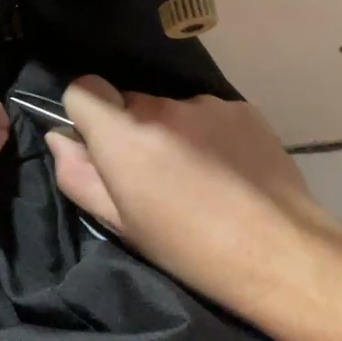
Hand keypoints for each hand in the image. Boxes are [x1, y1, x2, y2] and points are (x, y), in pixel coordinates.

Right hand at [44, 75, 341, 310]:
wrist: (280, 252)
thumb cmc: (187, 249)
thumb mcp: (118, 224)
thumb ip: (78, 175)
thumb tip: (60, 139)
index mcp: (124, 137)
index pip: (82, 88)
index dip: (82, 112)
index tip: (95, 143)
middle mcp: (163, 108)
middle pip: (127, 101)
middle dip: (128, 128)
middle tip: (148, 174)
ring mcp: (207, 106)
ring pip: (168, 109)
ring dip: (169, 131)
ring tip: (193, 175)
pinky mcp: (243, 109)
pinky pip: (206, 113)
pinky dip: (205, 134)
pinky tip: (224, 169)